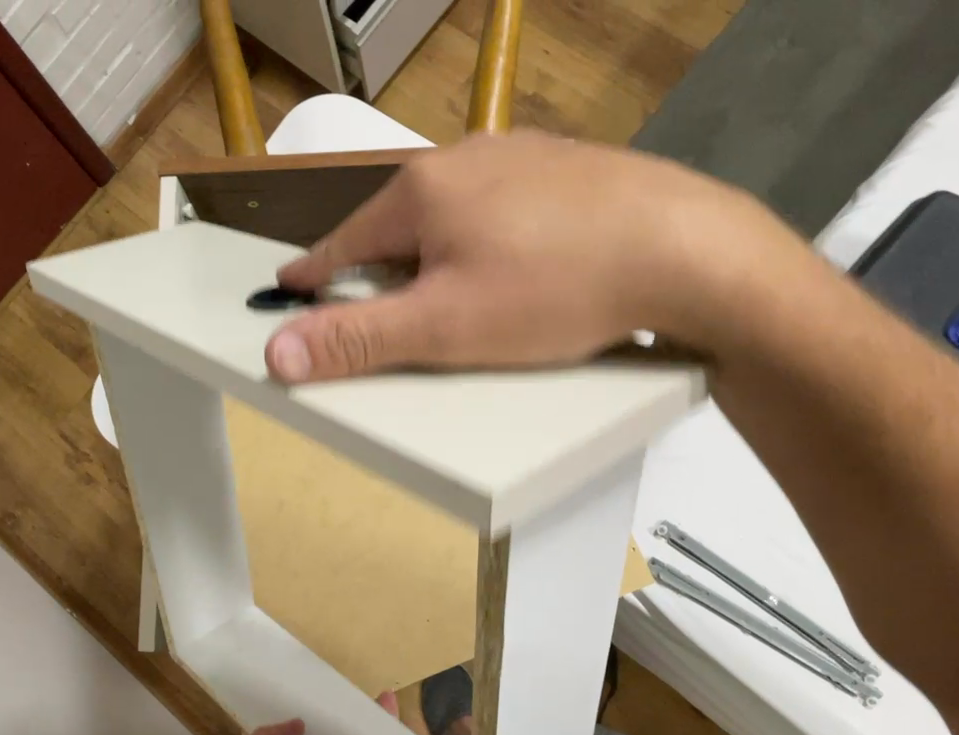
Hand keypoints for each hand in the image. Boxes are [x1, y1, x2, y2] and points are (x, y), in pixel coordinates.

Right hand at [266, 132, 809, 382]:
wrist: (683, 251)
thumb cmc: (553, 289)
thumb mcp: (442, 327)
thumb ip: (357, 340)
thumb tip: (276, 354)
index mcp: (422, 192)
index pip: (344, 241)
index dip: (314, 273)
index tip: (290, 287)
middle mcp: (467, 158)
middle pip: (399, 224)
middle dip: (383, 267)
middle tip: (381, 309)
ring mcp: (523, 157)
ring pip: (455, 214)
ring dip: (439, 253)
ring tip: (450, 295)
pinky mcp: (569, 170)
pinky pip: (506, 209)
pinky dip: (491, 240)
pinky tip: (516, 268)